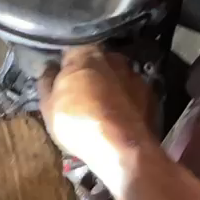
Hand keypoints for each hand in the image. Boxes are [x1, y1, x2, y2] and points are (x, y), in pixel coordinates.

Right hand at [39, 45, 159, 196]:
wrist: (120, 148)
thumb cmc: (79, 123)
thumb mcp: (48, 106)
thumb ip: (46, 82)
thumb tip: (48, 70)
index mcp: (85, 54)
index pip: (70, 52)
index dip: (64, 67)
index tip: (60, 81)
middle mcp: (113, 58)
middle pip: (97, 63)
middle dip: (90, 75)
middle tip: (80, 97)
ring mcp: (136, 76)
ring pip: (117, 78)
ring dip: (110, 88)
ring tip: (101, 111)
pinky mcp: (152, 96)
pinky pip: (133, 95)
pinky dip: (126, 102)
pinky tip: (119, 120)